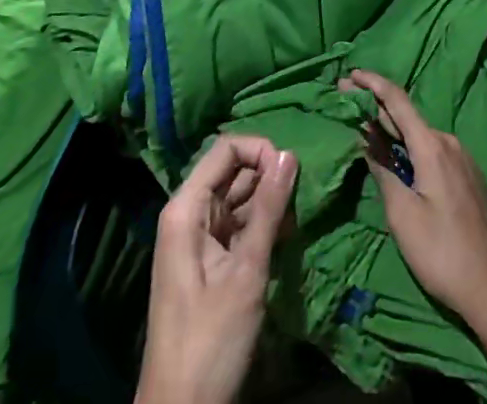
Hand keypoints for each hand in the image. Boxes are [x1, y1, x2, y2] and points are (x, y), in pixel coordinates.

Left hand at [137, 135, 297, 403]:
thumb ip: (269, 209)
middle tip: (301, 199)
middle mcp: (189, 214)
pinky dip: (265, 223)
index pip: (225, 148)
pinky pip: (242, 221)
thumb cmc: (211, 338)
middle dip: (270, 175)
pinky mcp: (212, 256)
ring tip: (296, 220)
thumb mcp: (247, 270)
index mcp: (185, 210)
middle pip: (234, 169)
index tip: (291, 172)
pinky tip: (286, 236)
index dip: (260, 150)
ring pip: (241, 195)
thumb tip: (290, 154)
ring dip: (272, 200)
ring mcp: (200, 236)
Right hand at [341, 70, 486, 403]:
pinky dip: (409, 147)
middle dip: (376, 108)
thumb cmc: (440, 251)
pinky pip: (432, 151)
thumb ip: (383, 170)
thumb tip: (366, 136)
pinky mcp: (467, 176)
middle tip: (345, 101)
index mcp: (433, 146)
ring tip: (363, 129)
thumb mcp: (402, 213)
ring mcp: (463, 159)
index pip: (398, 102)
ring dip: (392, 130)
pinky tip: (394, 157)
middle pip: (408, 118)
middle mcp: (449, 143)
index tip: (350, 74)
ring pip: (420, 136)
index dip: (373, 84)